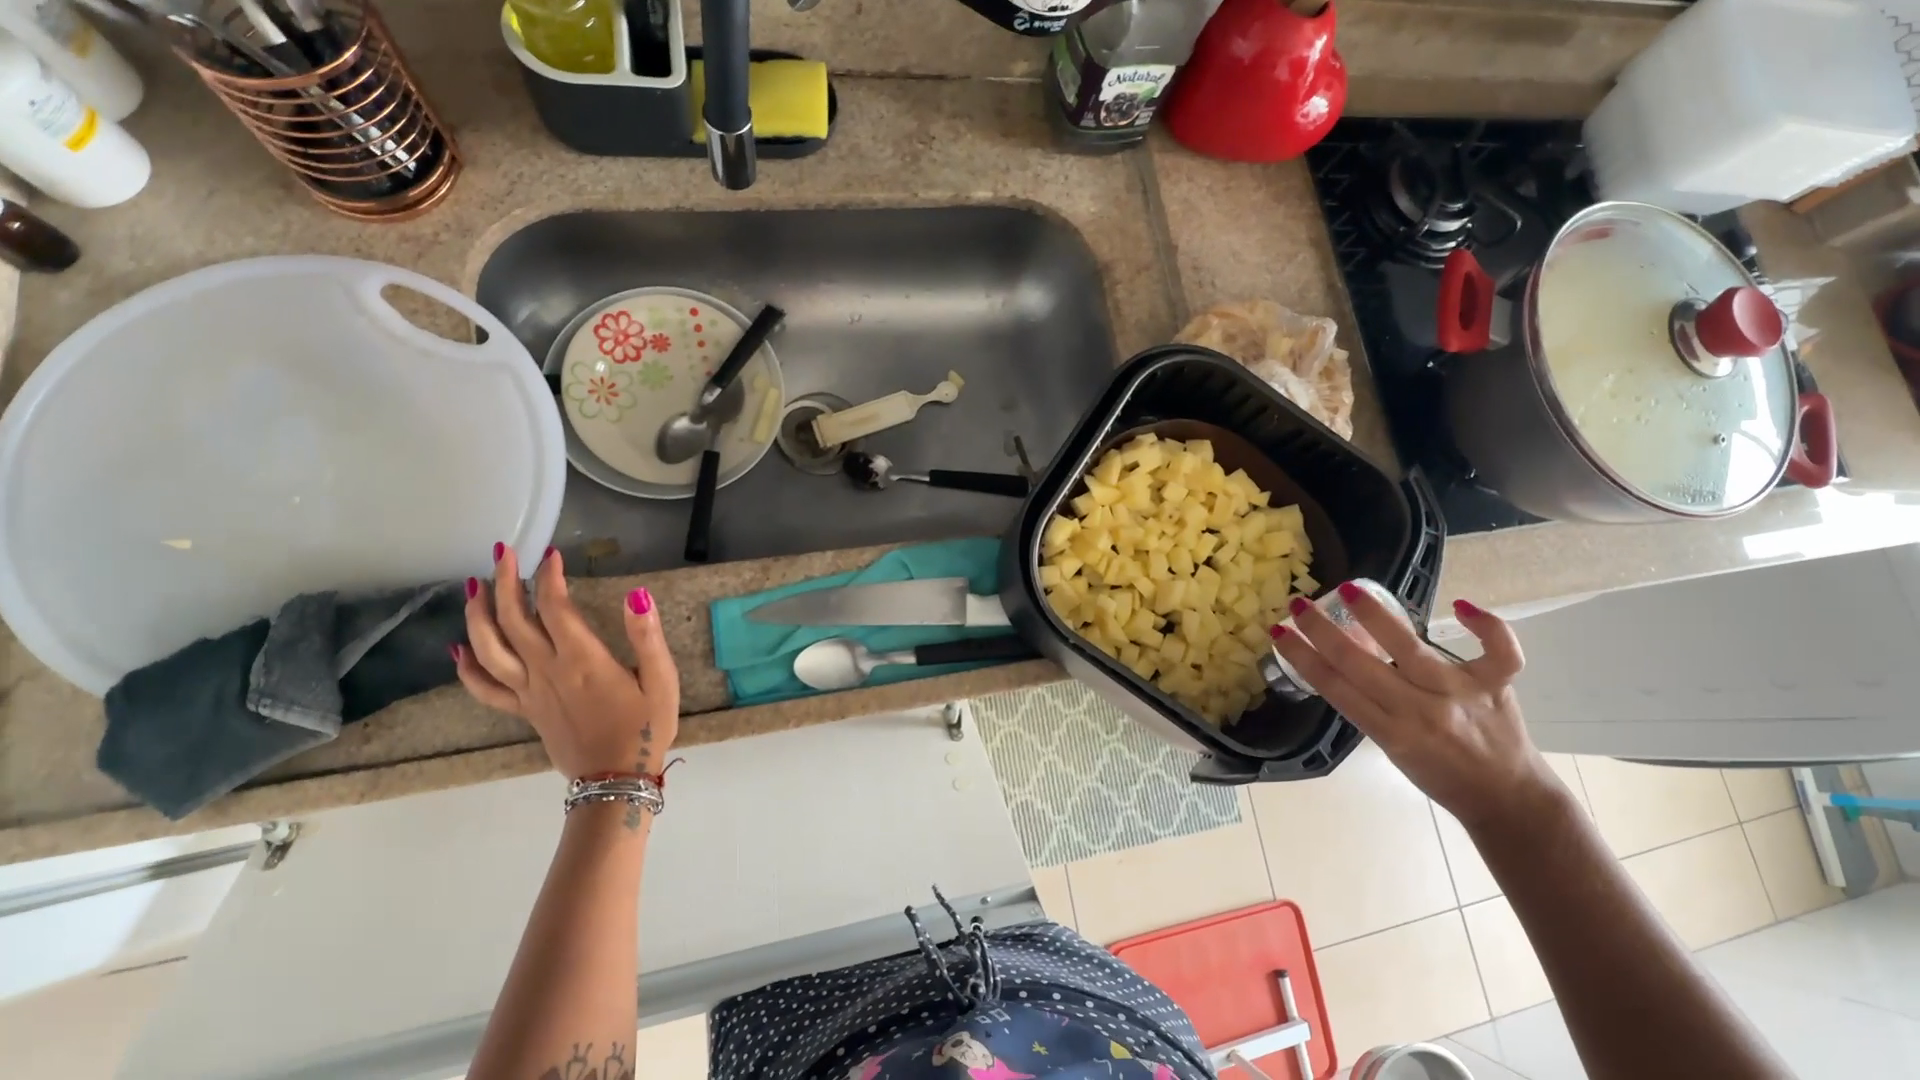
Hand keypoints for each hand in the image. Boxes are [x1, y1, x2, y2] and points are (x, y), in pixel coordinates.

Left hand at [453, 544, 679, 778]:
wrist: (616, 779)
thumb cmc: (645, 728)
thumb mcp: (661, 680)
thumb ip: (647, 637)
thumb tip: (636, 595)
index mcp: (582, 659)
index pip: (554, 606)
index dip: (548, 576)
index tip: (551, 554)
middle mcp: (547, 670)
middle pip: (513, 619)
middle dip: (504, 581)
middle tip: (503, 553)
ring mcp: (530, 692)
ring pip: (489, 648)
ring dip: (477, 614)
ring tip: (474, 586)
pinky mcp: (524, 711)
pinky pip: (486, 689)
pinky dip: (467, 668)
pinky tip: (459, 649)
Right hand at [1269, 584, 1562, 828]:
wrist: (1509, 801)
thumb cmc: (1443, 779)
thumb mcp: (1394, 752)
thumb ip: (1373, 710)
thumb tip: (1348, 664)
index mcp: (1391, 732)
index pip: (1334, 687)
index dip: (1302, 657)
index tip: (1279, 633)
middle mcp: (1422, 710)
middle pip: (1360, 663)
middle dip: (1322, 631)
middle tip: (1298, 605)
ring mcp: (1461, 693)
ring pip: (1412, 647)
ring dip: (1375, 616)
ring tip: (1349, 591)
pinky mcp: (1496, 683)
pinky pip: (1499, 650)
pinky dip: (1486, 625)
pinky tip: (1458, 605)